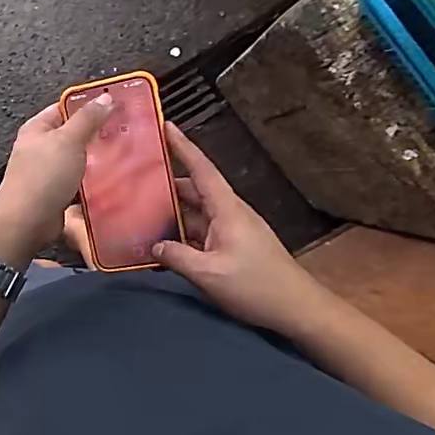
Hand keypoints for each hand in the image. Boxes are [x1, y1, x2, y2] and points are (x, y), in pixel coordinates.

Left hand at [0, 95, 114, 265]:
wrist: (27, 222)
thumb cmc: (42, 177)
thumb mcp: (68, 140)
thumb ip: (87, 118)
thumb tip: (104, 98)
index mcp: (38, 128)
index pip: (66, 107)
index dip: (89, 104)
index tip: (116, 105)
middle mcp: (41, 147)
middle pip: (74, 133)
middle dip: (98, 132)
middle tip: (126, 130)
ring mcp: (48, 171)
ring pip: (79, 158)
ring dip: (98, 158)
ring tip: (124, 153)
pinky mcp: (57, 192)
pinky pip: (80, 180)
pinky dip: (94, 179)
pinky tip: (113, 180)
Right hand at [153, 123, 327, 332]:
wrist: (298, 309)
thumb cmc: (257, 286)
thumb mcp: (209, 274)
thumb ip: (177, 257)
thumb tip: (154, 247)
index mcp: (227, 209)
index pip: (202, 169)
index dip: (183, 146)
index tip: (166, 125)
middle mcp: (230, 212)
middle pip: (194, 189)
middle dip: (167, 183)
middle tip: (136, 179)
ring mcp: (233, 229)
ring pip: (196, 212)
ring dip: (172, 211)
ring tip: (141, 210)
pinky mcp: (234, 246)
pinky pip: (202, 230)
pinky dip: (182, 232)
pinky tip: (163, 241)